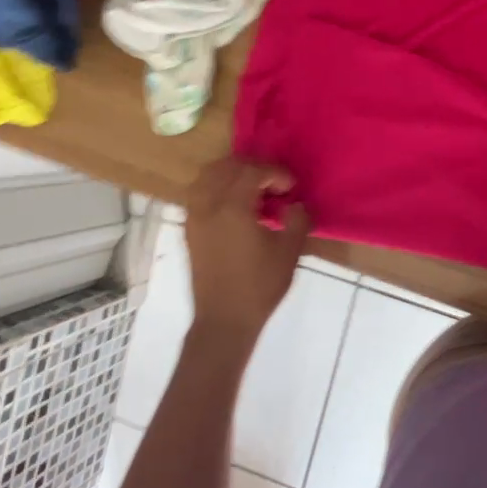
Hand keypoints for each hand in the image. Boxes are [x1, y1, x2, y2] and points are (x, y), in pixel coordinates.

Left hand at [181, 159, 311, 340]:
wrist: (224, 320)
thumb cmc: (259, 287)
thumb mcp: (289, 253)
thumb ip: (297, 220)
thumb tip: (295, 205)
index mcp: (233, 207)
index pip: (253, 172)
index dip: (275, 173)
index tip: (291, 187)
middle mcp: (208, 205)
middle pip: (226, 167)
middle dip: (252, 167)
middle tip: (273, 183)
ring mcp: (194, 217)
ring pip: (207, 177)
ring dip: (231, 175)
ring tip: (253, 190)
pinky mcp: (189, 230)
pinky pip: (199, 194)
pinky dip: (217, 189)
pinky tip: (235, 207)